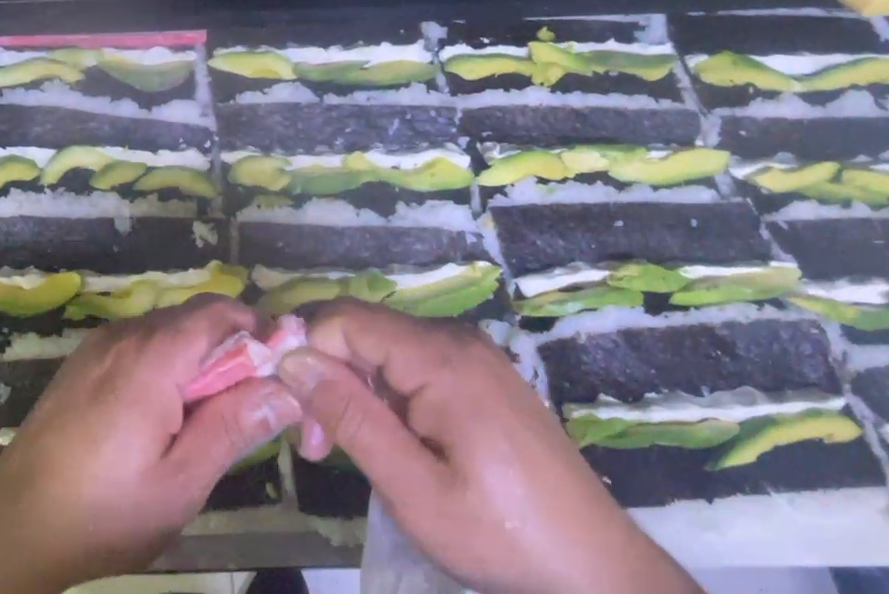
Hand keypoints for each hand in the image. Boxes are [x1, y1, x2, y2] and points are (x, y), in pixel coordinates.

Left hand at [0, 296, 303, 593]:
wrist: (16, 521)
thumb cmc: (105, 510)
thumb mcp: (181, 481)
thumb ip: (234, 426)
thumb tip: (286, 388)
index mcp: (153, 355)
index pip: (219, 312)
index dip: (258, 331)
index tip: (282, 370)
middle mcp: (125, 334)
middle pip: (194, 318)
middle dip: (231, 350)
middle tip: (250, 405)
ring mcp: (98, 345)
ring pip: (166, 331)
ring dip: (196, 359)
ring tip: (206, 418)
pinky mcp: (82, 362)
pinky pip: (138, 345)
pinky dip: (164, 365)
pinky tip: (162, 415)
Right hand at [277, 300, 699, 593]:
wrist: (599, 570)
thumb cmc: (502, 534)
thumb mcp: (414, 489)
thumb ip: (351, 417)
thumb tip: (290, 359)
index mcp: (440, 357)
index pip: (344, 319)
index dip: (306, 353)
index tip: (297, 416)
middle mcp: (455, 339)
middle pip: (362, 331)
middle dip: (327, 377)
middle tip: (320, 446)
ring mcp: (473, 355)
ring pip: (383, 348)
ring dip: (353, 390)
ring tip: (350, 452)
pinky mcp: (482, 376)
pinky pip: (412, 364)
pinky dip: (385, 395)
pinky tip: (389, 441)